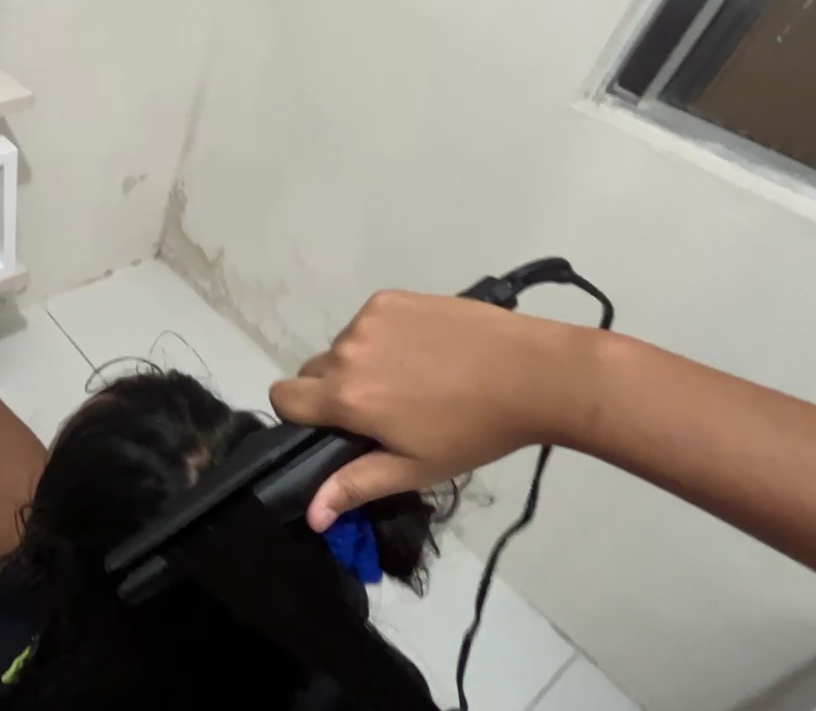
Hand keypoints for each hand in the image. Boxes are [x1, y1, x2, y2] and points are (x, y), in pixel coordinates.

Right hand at [269, 290, 605, 530]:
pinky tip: (421, 349)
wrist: (533, 373)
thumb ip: (355, 485)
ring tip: (412, 377)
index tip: (332, 426)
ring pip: (342, 347)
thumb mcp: (416, 467)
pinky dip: (382, 337)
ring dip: (360, 363)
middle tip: (383, 408)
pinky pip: (366, 322)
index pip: (282, 397)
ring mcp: (366, 320)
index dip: (298, 414)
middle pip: (313, 372)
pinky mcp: (388, 298)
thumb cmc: (474, 430)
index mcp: (345, 396)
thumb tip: (311, 516)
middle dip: (334, 390)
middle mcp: (345, 352)